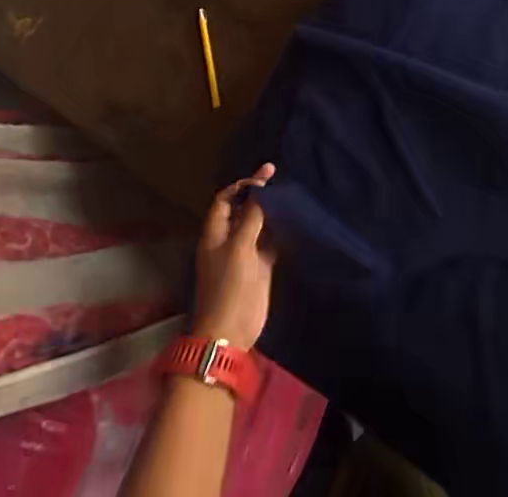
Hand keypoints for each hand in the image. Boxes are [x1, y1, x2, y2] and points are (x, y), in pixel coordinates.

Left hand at [193, 163, 276, 350]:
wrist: (230, 331)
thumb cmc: (229, 287)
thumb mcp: (239, 247)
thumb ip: (251, 218)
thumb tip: (261, 192)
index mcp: (215, 233)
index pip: (226, 200)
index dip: (242, 186)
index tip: (264, 177)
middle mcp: (228, 239)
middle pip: (242, 210)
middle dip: (257, 195)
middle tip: (279, 177)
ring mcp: (245, 253)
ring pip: (256, 225)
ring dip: (269, 211)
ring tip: (288, 194)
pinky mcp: (259, 267)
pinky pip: (268, 242)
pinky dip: (278, 230)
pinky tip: (292, 220)